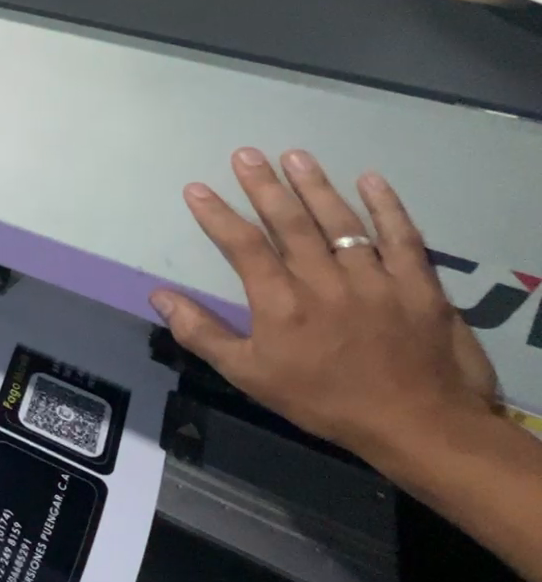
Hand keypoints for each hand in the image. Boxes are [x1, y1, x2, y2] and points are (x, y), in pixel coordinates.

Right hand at [149, 148, 497, 453]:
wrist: (420, 427)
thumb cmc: (323, 400)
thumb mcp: (248, 374)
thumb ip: (201, 333)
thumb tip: (159, 297)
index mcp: (281, 302)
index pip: (242, 246)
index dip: (216, 215)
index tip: (197, 188)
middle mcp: (325, 282)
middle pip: (291, 223)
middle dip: (264, 186)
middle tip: (245, 154)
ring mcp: (376, 281)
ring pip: (341, 223)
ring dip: (315, 186)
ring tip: (295, 156)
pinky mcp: (420, 287)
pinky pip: (403, 239)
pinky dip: (387, 207)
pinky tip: (370, 181)